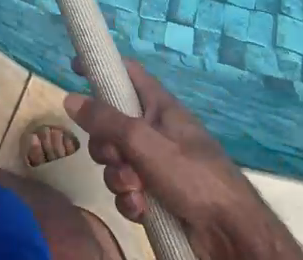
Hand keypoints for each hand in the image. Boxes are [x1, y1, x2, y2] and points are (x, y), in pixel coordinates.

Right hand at [63, 60, 302, 259]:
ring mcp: (158, 165)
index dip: (101, 66)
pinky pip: (128, 189)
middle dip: (106, 145)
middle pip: (111, 124)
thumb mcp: (143, 142)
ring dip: (119, 178)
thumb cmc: (193, 176)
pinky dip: (130, 199)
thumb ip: (105, 120)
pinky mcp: (158, 195)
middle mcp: (157, 132)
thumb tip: (69, 98)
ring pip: (117, 161)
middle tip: (116, 157)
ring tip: (136, 191)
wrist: (233, 235)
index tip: (73, 69)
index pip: (128, 73)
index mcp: (160, 108)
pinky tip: (141, 210)